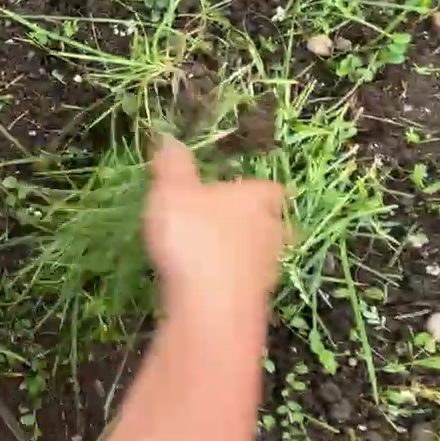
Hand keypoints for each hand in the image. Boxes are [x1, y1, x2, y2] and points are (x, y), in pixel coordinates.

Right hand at [143, 135, 286, 320]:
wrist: (212, 303)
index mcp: (255, 199)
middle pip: (270, 221)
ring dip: (239, 251)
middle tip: (222, 221)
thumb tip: (169, 137)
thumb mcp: (172, 192)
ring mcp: (266, 267)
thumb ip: (172, 165)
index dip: (253, 188)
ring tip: (206, 251)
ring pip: (259, 252)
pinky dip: (227, 276)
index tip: (233, 190)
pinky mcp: (253, 297)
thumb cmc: (194, 236)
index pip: (268, 188)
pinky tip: (203, 278)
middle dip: (250, 221)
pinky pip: (242, 279)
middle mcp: (270, 230)